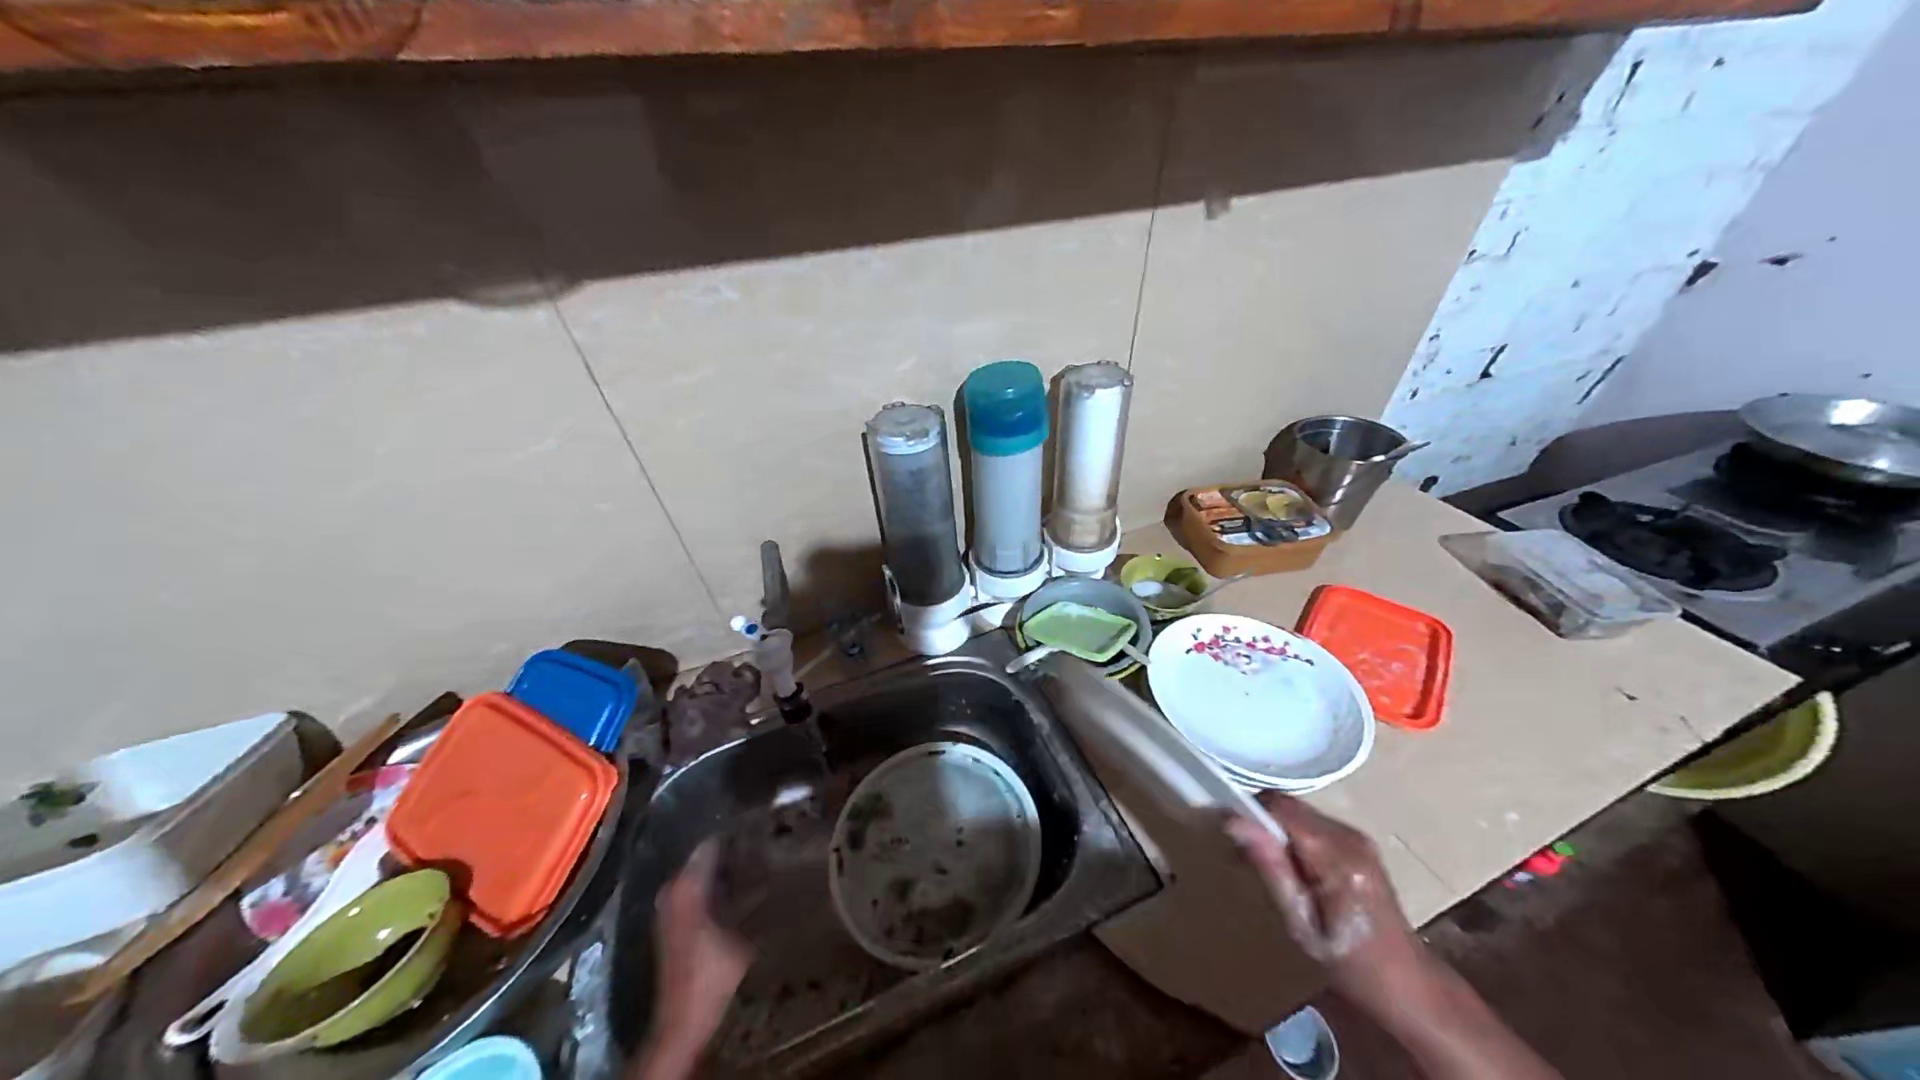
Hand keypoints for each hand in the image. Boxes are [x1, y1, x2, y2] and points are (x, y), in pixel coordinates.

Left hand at [642, 841, 752, 1072]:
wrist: (682, 1022)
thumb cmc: (711, 976)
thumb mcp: (744, 935)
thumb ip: (760, 896)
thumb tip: (784, 864)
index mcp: (685, 886)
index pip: (711, 842)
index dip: (737, 830)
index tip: (764, 820)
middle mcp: (672, 889)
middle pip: (706, 855)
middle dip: (734, 846)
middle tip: (768, 838)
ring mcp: (670, 907)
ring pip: (703, 872)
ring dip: (727, 866)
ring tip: (762, 856)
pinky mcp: (674, 922)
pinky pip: (698, 887)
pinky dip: (718, 883)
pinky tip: (745, 884)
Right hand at [1225, 793, 1431, 1014]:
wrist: (1408, 984)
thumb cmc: (1349, 964)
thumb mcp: (1300, 923)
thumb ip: (1269, 867)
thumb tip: (1232, 821)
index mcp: (1337, 856)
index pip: (1280, 806)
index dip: (1248, 811)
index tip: (1227, 834)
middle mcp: (1350, 836)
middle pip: (1288, 806)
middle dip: (1259, 822)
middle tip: (1241, 856)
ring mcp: (1358, 836)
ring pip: (1298, 812)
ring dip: (1274, 829)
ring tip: (1263, 865)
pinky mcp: (1358, 842)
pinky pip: (1311, 823)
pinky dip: (1291, 835)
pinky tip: (1289, 867)